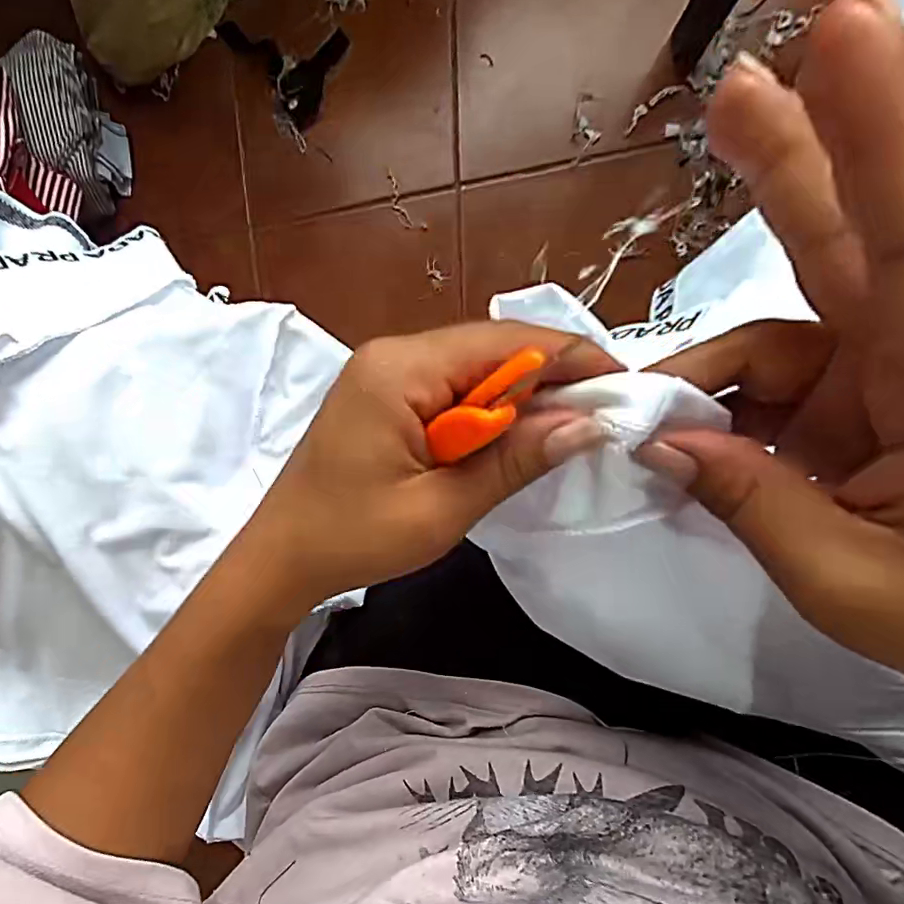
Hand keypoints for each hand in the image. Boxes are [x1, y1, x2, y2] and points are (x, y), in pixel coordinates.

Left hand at [237, 322, 617, 611]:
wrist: (280, 560)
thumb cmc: (352, 538)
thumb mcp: (443, 506)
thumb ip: (516, 459)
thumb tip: (588, 424)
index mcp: (402, 369)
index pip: (507, 344)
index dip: (571, 359)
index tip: (623, 384)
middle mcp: (394, 353)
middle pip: (494, 348)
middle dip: (553, 377)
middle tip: (605, 412)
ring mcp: (387, 372)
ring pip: (478, 369)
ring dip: (525, 397)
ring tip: (572, 426)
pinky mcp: (387, 396)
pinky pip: (455, 389)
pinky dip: (492, 410)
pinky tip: (517, 435)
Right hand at [645, 0, 903, 705]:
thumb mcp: (849, 581)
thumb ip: (751, 501)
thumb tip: (660, 439)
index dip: (882, 126)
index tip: (845, 27)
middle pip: (868, 233)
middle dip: (800, 161)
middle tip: (738, 90)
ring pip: (810, 310)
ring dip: (724, 339)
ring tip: (649, 385)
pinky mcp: (887, 403)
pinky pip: (794, 377)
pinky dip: (735, 399)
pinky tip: (690, 429)